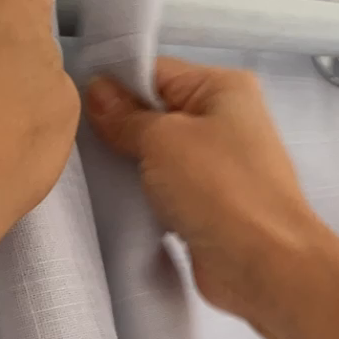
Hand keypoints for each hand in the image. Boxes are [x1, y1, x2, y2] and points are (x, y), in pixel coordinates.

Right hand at [84, 57, 330, 318]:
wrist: (266, 266)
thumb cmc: (219, 189)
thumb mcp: (163, 139)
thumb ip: (125, 115)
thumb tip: (96, 90)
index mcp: (223, 87)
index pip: (155, 71)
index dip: (113, 87)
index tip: (72, 106)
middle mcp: (225, 120)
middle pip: (156, 113)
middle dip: (117, 128)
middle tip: (73, 142)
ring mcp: (218, 166)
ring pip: (157, 155)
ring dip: (128, 166)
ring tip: (87, 173)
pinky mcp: (209, 205)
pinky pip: (165, 189)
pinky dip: (143, 196)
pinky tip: (112, 202)